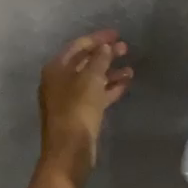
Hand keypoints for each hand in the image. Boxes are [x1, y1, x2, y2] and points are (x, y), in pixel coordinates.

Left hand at [37, 30, 131, 185]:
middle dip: (106, 55)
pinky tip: (125, 84)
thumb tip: (105, 47)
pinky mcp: (79, 114)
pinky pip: (96, 95)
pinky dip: (109, 88)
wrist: (69, 152)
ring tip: (130, 70)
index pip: (78, 46)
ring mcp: (69, 99)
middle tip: (126, 49)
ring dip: (110, 73)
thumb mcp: (91, 79)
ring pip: (92, 79)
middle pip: (85, 62)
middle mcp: (60, 81)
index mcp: (56, 69)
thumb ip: (99, 59)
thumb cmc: (77, 109)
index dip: (98, 38)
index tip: (117, 34)